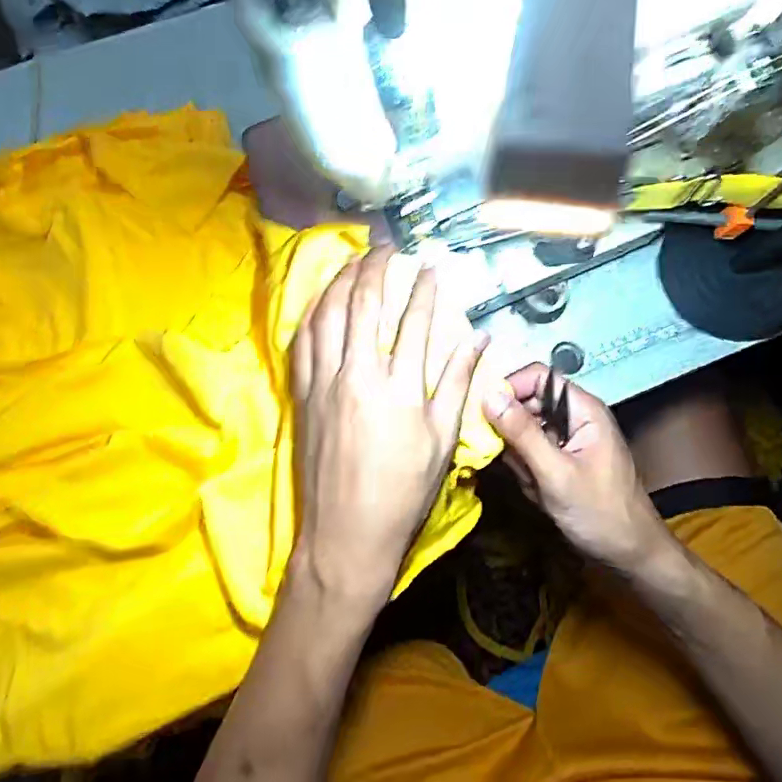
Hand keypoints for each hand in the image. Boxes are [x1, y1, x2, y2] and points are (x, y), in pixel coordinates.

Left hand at [290, 246, 489, 603]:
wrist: (346, 534)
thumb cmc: (404, 488)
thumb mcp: (442, 437)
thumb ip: (458, 380)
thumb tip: (479, 337)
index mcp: (398, 386)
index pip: (413, 320)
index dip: (423, 287)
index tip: (429, 264)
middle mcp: (357, 374)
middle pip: (364, 305)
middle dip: (376, 268)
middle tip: (386, 247)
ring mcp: (323, 383)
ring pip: (327, 316)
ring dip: (340, 282)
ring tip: (354, 261)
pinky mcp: (302, 396)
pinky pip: (303, 343)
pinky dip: (313, 314)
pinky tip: (321, 301)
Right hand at [482, 365, 673, 574]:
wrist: (631, 555)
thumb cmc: (600, 512)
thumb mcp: (555, 473)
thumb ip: (522, 433)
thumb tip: (489, 395)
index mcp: (582, 408)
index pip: (538, 377)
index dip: (510, 387)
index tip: (484, 412)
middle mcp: (575, 416)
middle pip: (529, 403)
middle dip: (514, 433)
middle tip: (513, 463)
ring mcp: (569, 438)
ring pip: (527, 432)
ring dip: (521, 459)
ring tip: (535, 485)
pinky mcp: (563, 459)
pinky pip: (533, 453)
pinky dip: (528, 472)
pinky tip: (539, 493)